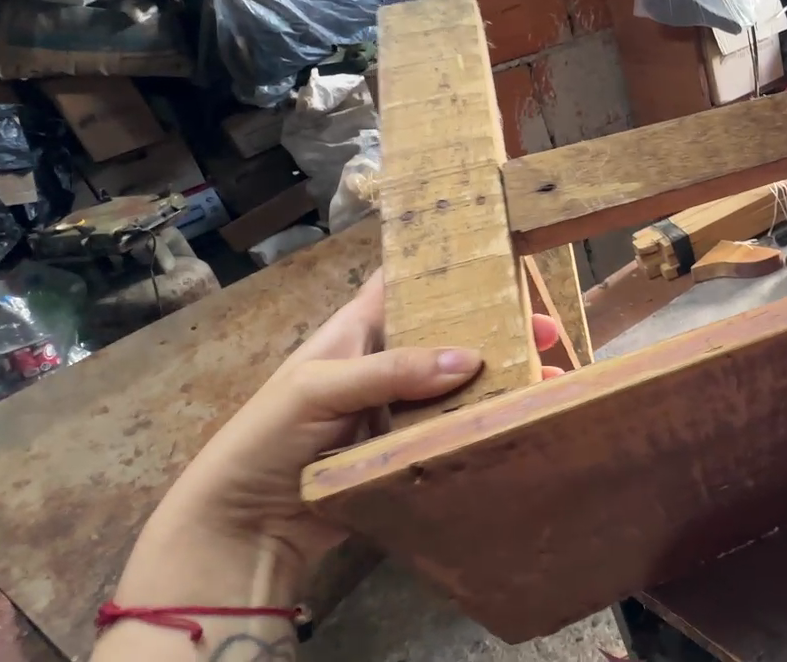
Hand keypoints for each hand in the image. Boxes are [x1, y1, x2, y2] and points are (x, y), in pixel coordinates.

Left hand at [114, 270, 562, 609]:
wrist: (239, 536)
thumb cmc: (262, 444)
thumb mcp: (315, 391)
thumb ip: (390, 370)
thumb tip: (471, 359)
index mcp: (357, 331)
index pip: (405, 281)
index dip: (447, 264)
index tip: (499, 251)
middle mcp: (387, 361)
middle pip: (452, 330)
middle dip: (500, 323)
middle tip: (543, 328)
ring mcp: (401, 405)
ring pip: (463, 377)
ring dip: (505, 372)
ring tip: (548, 373)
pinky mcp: (411, 445)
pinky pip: (457, 422)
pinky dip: (492, 415)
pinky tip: (523, 413)